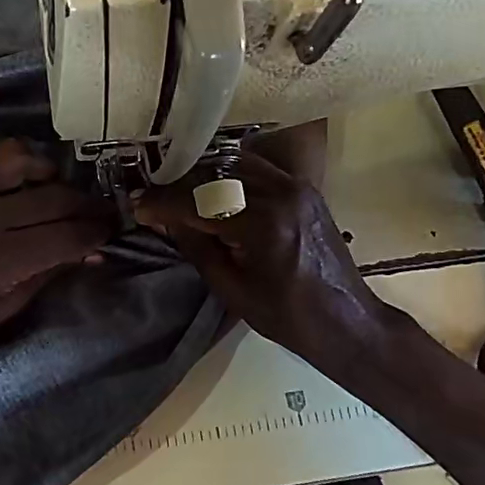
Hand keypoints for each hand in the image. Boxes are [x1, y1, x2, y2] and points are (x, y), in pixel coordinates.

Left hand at [0, 138, 115, 375]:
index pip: (66, 235)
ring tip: (53, 185)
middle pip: (51, 196)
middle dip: (84, 205)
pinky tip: (4, 175)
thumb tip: (92, 252)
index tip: (113, 229)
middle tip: (98, 211)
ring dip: (43, 168)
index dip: (96, 232)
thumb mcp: (7, 307)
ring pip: (13, 156)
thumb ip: (50, 272)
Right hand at [135, 151, 394, 368]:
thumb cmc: (288, 317)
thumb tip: (163, 218)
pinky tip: (212, 188)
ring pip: (236, 164)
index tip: (139, 206)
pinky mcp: (304, 187)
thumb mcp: (232, 289)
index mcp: (264, 224)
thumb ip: (196, 246)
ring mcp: (296, 186)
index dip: (163, 203)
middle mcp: (282, 193)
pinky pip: (258, 168)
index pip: (200, 201)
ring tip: (180, 193)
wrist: (346, 320)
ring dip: (204, 175)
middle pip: (216, 173)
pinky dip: (230, 173)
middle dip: (180, 185)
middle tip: (155, 199)